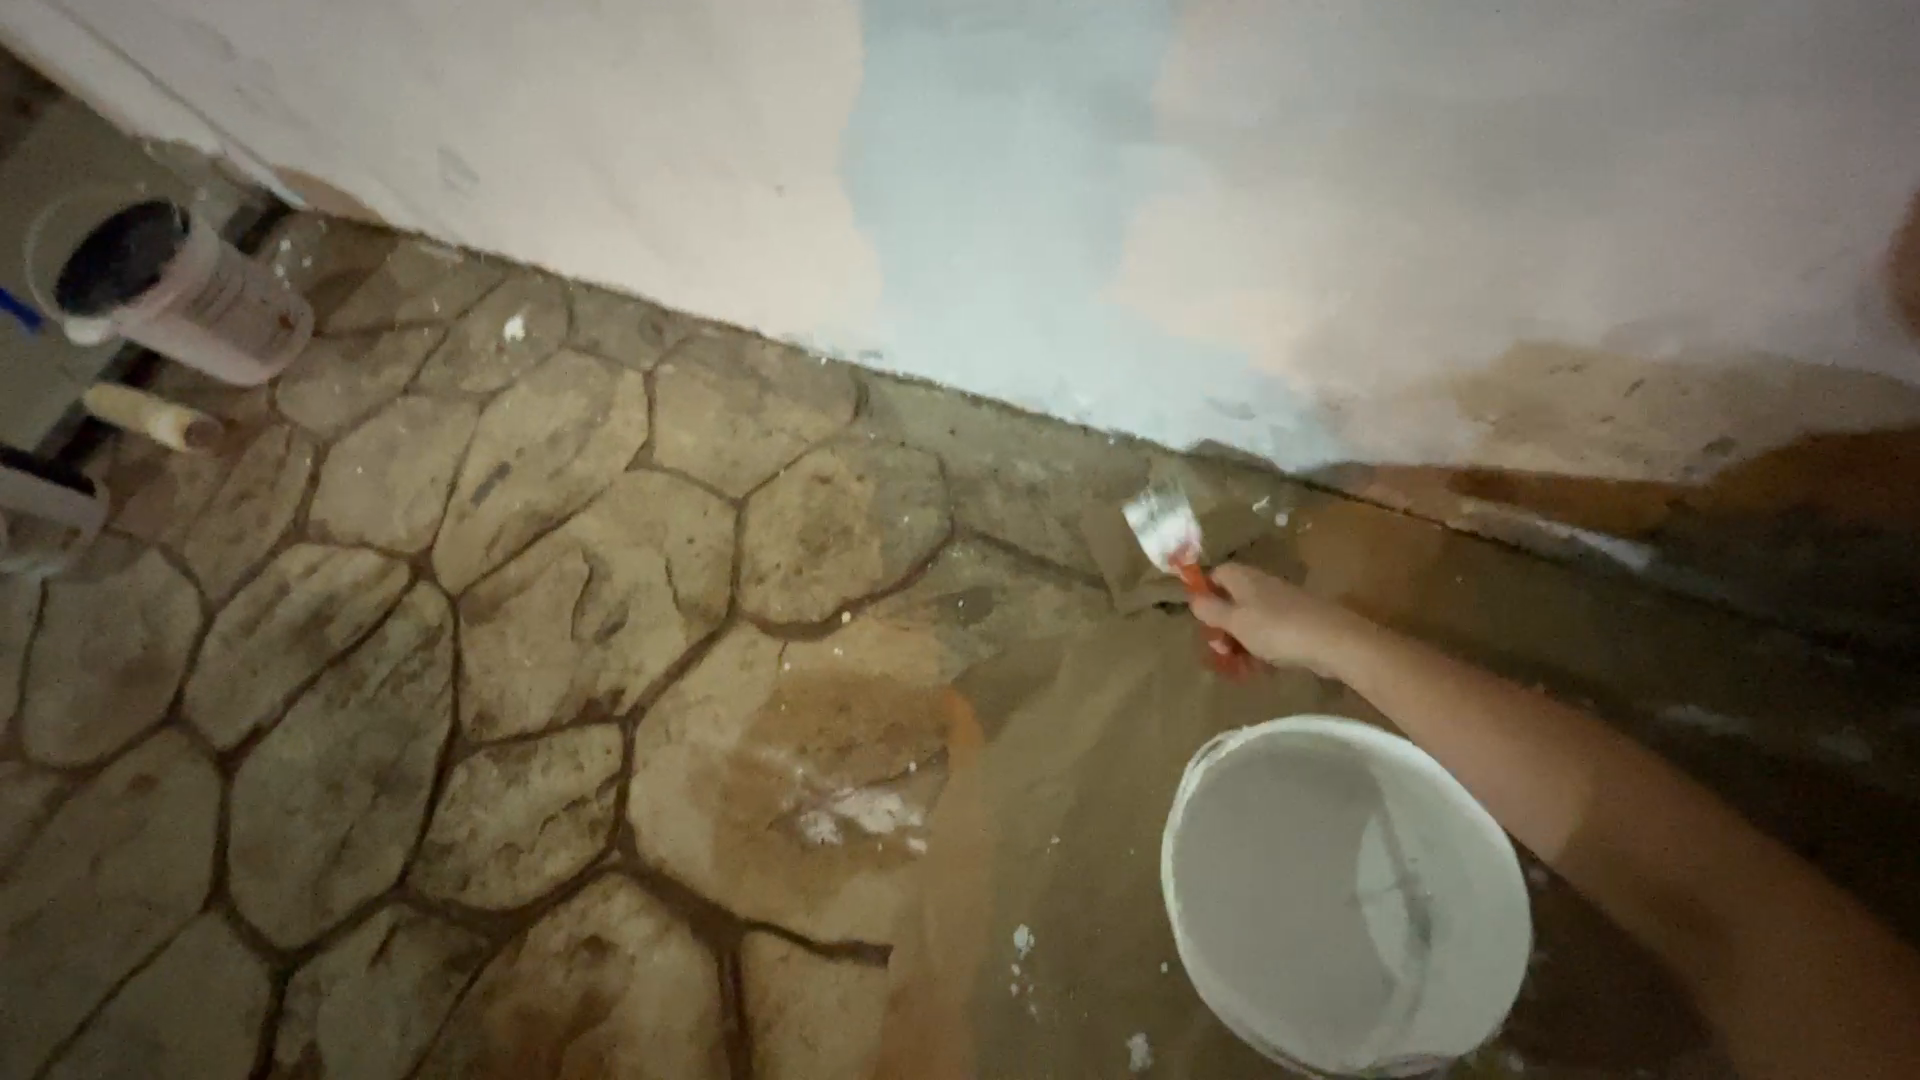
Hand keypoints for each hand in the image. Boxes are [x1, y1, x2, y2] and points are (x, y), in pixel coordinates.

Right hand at [1189, 564, 1374, 675]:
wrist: (1335, 641)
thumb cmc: (1276, 629)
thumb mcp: (1235, 621)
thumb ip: (1210, 610)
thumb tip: (1193, 599)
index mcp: (1244, 579)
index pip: (1217, 574)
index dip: (1204, 592)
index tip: (1200, 617)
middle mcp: (1263, 586)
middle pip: (1233, 600)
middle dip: (1222, 625)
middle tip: (1218, 649)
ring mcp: (1283, 604)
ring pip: (1251, 620)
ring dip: (1240, 641)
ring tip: (1238, 666)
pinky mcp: (1299, 622)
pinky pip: (1270, 632)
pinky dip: (1261, 647)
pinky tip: (1261, 667)